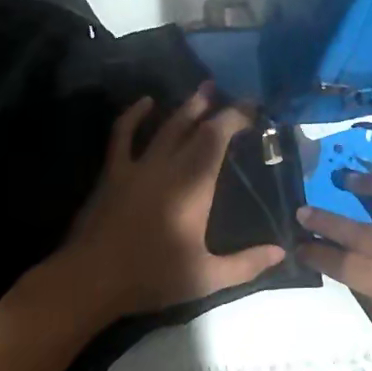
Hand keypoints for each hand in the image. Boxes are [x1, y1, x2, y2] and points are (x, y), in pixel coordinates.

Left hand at [35, 86, 285, 325]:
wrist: (90, 280)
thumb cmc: (151, 278)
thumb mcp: (207, 277)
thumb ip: (246, 264)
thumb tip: (281, 252)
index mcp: (193, 187)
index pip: (217, 139)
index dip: (235, 119)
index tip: (253, 111)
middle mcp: (167, 167)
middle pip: (195, 128)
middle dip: (217, 110)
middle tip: (235, 96)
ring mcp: (136, 167)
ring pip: (165, 127)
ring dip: (186, 107)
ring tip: (203, 90)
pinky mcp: (113, 174)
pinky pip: (122, 135)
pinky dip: (133, 116)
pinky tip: (145, 102)